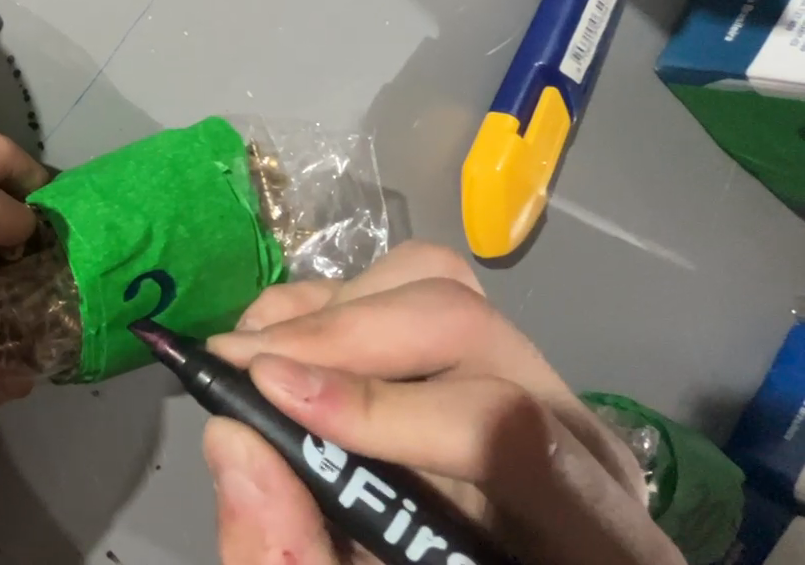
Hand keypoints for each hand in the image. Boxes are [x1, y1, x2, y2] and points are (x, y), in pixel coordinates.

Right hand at [199, 242, 679, 564]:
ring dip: (318, 311)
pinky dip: (309, 300)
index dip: (376, 403)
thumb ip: (288, 549)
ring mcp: (523, 377)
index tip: (269, 391)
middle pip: (464, 325)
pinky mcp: (461, 345)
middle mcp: (573, 441)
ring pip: (431, 282)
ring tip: (252, 356)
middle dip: (333, 336)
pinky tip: (269, 344)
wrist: (414, 560)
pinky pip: (392, 278)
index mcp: (583, 538)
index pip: (502, 431)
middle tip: (242, 365)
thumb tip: (231, 434)